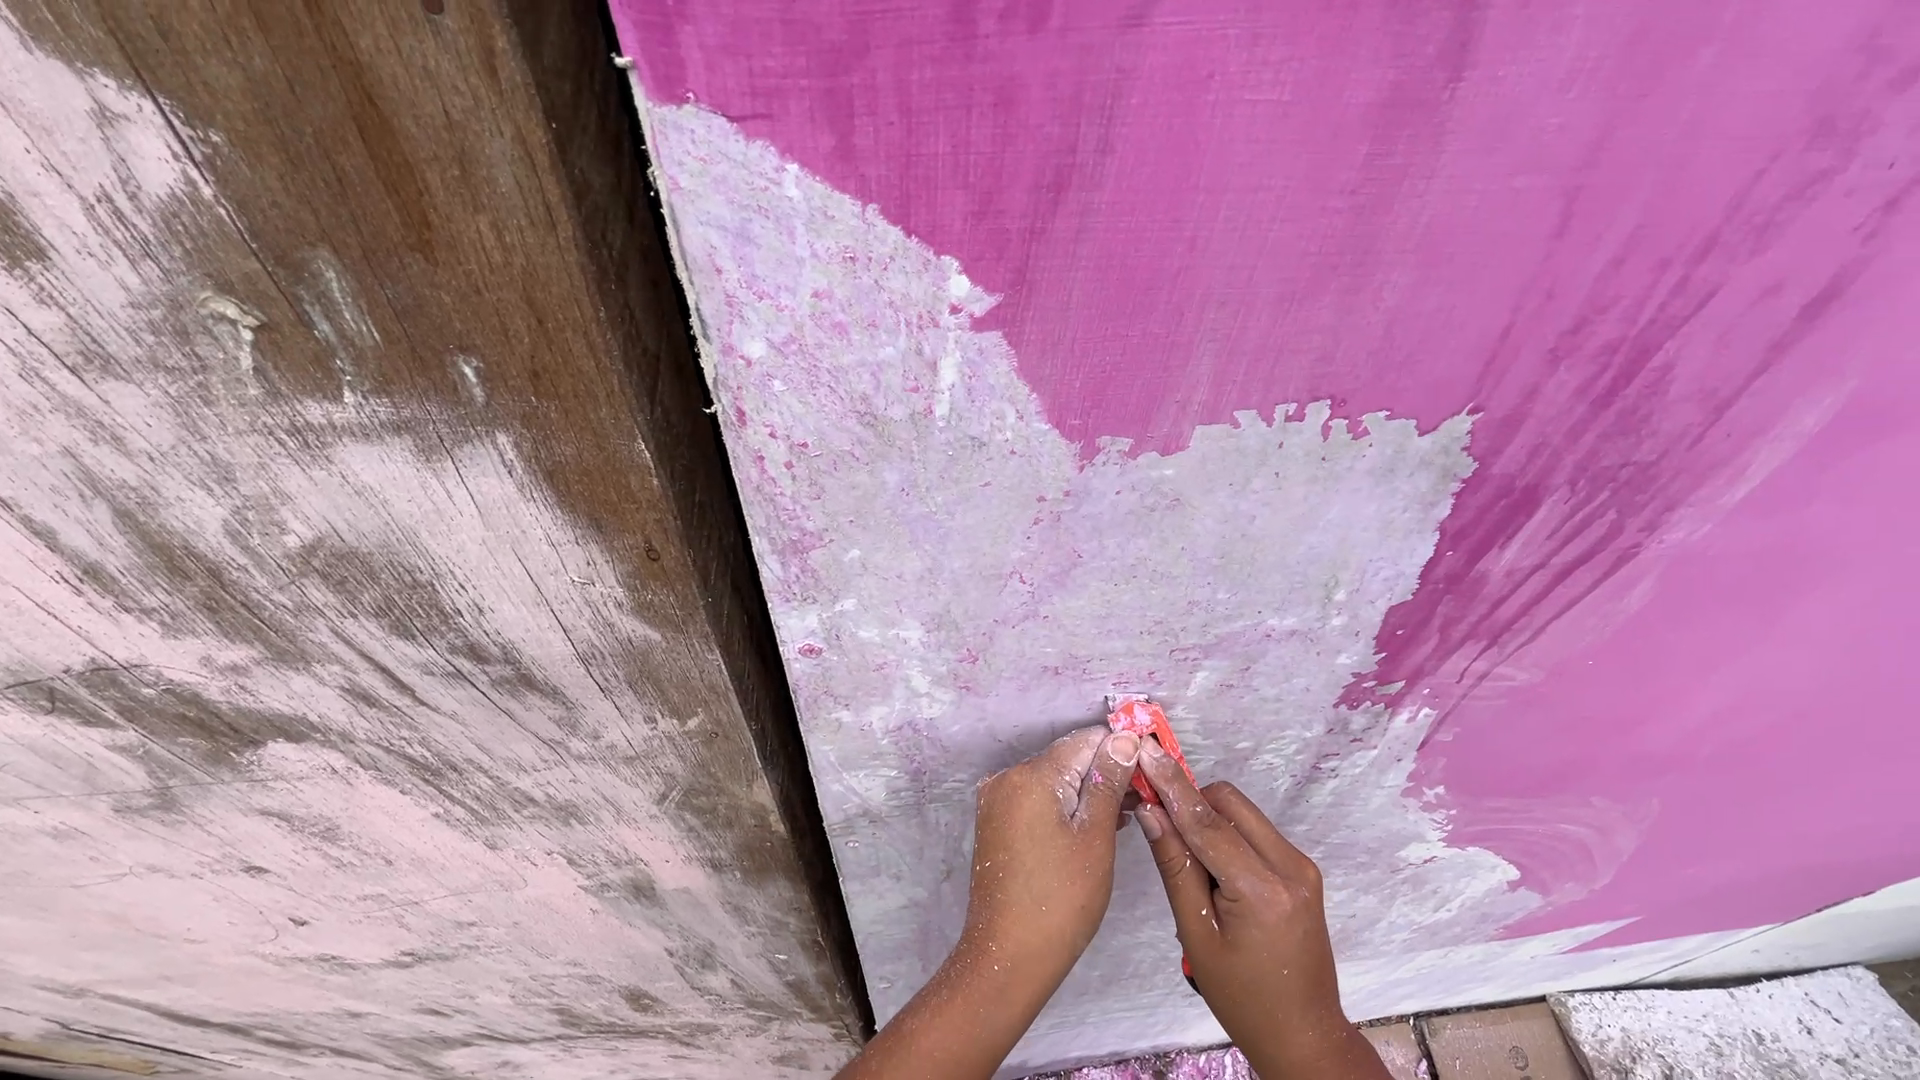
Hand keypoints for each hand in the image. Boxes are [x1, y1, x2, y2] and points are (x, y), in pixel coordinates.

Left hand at [833, 726, 1140, 1079]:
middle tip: (1145, 799)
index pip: (1086, 740)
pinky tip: (1096, 826)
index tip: (1152, 772)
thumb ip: (1108, 781)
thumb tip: (1124, 737)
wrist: (1009, 955)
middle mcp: (1008, 777)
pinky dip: (1067, 806)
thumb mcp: (1095, 836)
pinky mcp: (998, 822)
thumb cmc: (1061, 898)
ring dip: (1089, 791)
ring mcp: (999, 801)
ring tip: (1128, 814)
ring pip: (1055, 779)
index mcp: (1032, 774)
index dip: (1122, 749)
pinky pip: (1039, 799)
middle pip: (1069, 758)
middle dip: (1107, 772)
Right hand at [1135, 740, 1390, 1079]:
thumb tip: (1151, 812)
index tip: (1145, 750)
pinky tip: (1211, 869)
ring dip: (1207, 819)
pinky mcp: (1302, 871)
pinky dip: (1226, 835)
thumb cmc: (1242, 997)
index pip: (1206, 822)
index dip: (1171, 784)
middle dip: (1190, 801)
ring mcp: (1301, 866)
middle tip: (1159, 822)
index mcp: (1263, 889)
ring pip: (1241, 812)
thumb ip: (1175, 868)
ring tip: (1187, 859)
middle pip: (1228, 802)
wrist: (1304, 1034)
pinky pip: (1254, 832)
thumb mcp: (1197, 935)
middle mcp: (1291, 866)